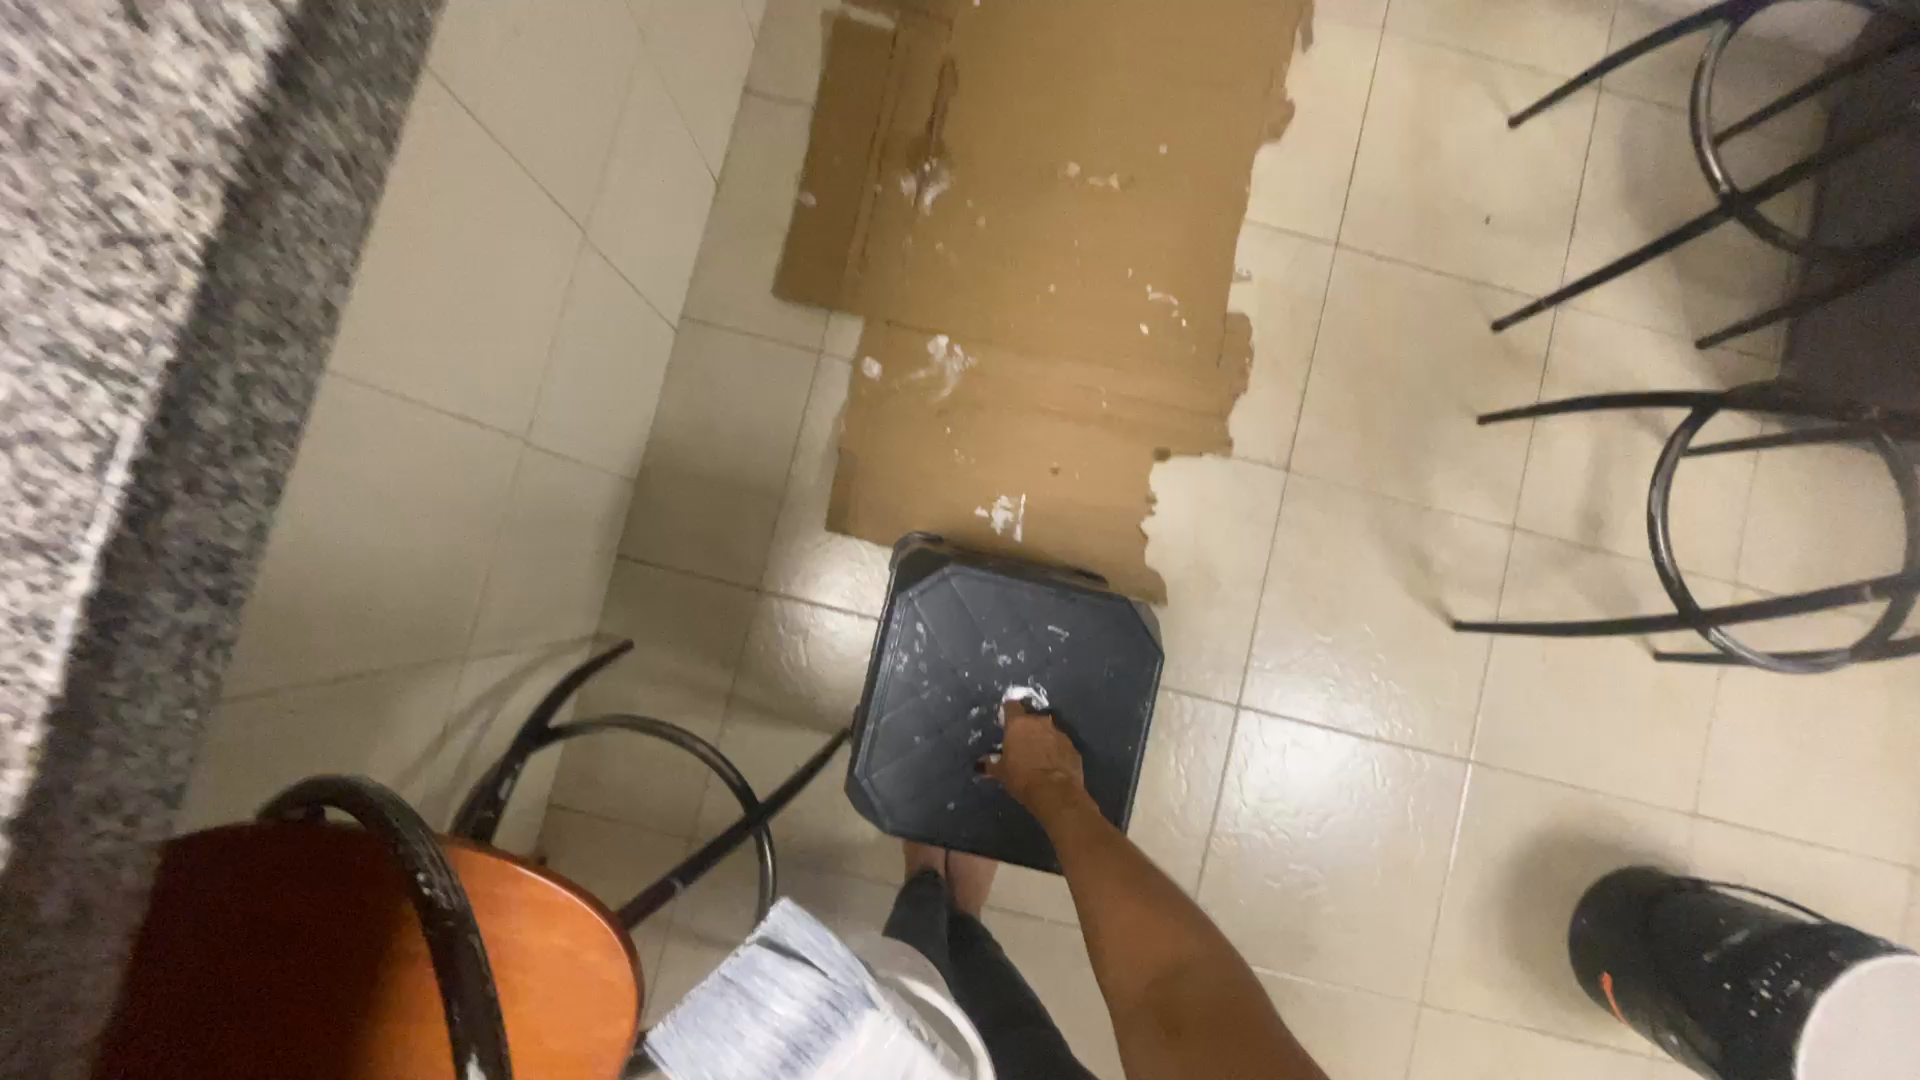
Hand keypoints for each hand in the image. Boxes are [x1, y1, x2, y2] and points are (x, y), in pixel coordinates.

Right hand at [984, 702, 1087, 819]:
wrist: (1056, 792)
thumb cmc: (1022, 778)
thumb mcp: (1001, 773)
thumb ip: (991, 764)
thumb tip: (981, 763)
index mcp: (1019, 724)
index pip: (1011, 706)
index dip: (1008, 712)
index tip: (1006, 721)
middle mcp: (1040, 722)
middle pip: (1031, 719)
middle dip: (1027, 729)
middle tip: (1021, 744)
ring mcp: (1059, 733)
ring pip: (1048, 731)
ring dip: (1043, 739)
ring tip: (1038, 756)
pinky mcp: (1073, 747)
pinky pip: (1061, 745)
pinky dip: (1056, 751)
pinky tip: (1053, 765)